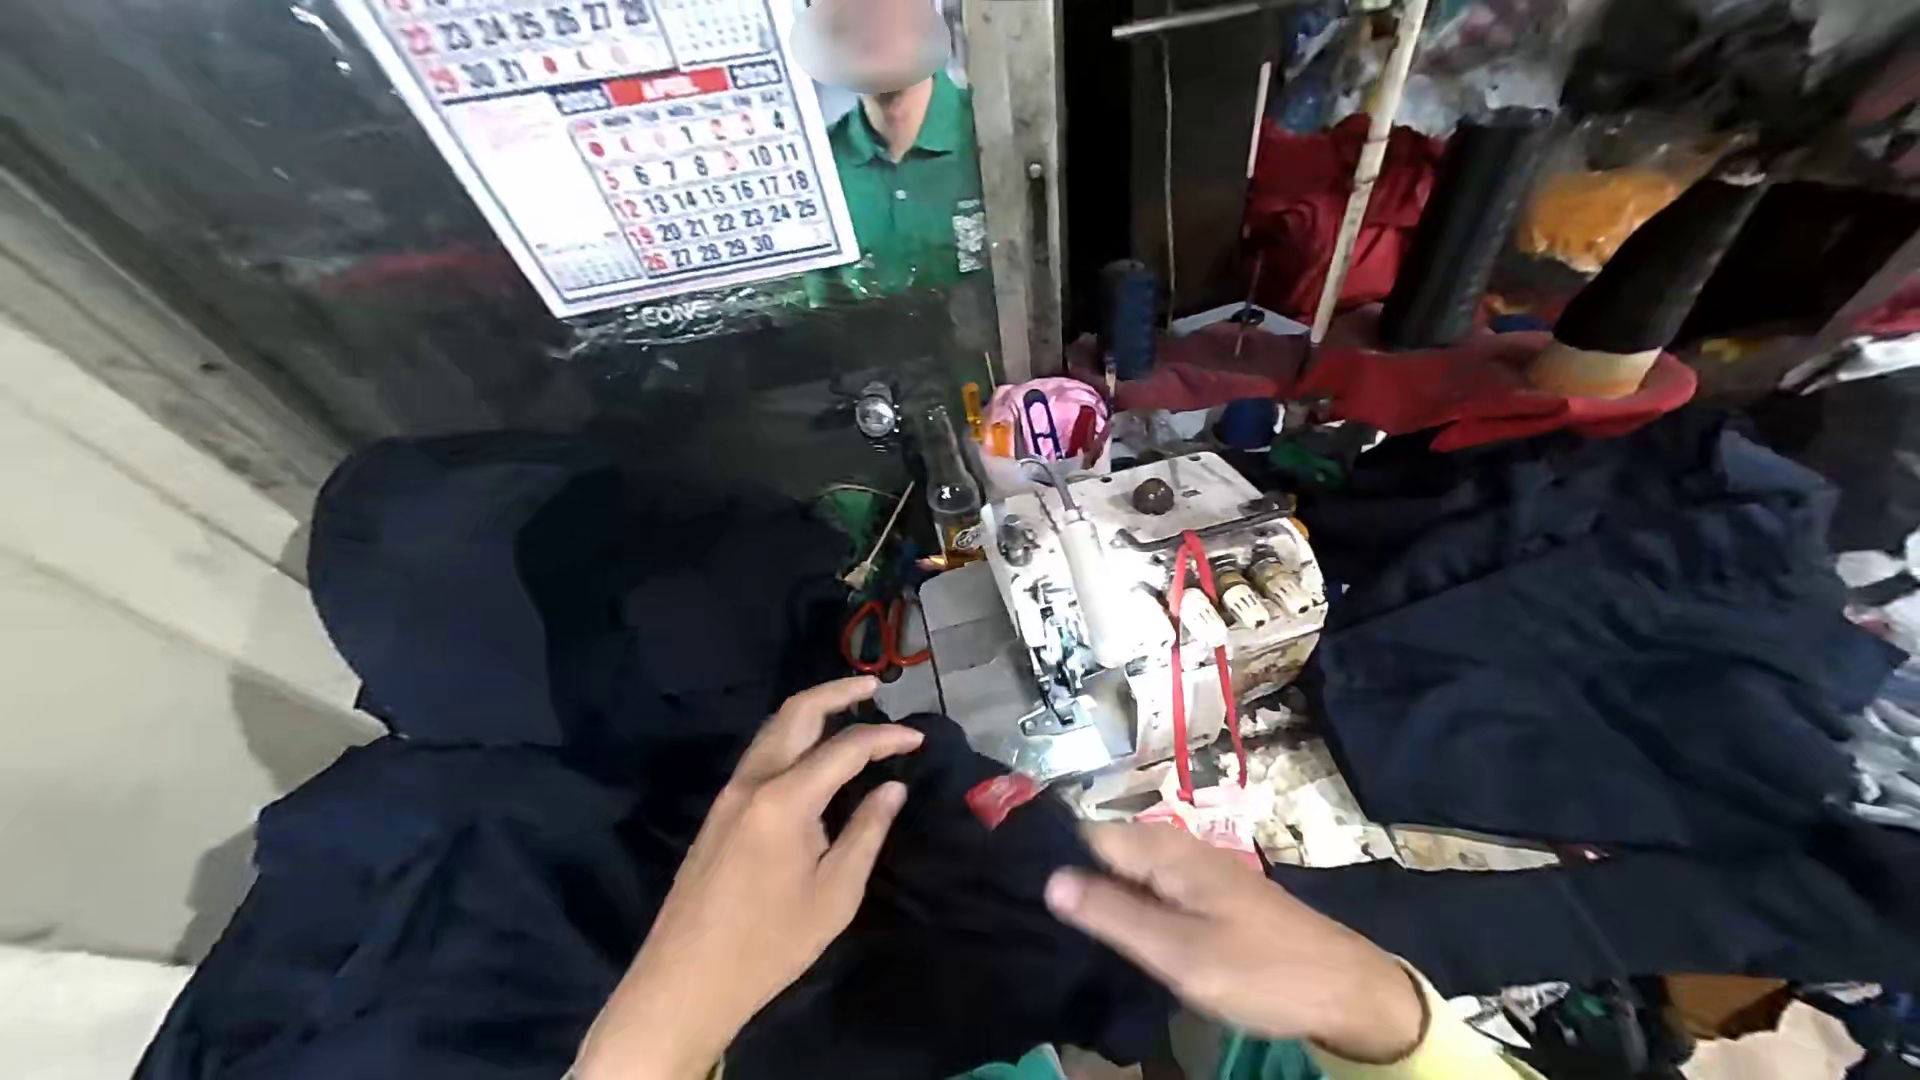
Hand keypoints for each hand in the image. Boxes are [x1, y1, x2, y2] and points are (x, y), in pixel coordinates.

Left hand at [575, 676, 922, 1079]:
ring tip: (849, 707)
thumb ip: (867, 831)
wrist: (683, 985)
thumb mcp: (835, 894)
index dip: (885, 737)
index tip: (916, 739)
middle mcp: (753, 780)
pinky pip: (763, 751)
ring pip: (774, 727)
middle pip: (796, 711)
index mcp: (785, 799)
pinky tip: (815, 750)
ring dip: (813, 709)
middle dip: (837, 691)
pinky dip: (794, 735)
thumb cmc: (769, 944)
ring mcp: (731, 792)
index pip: (845, 748)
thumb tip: (893, 788)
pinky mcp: (721, 808)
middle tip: (874, 686)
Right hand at [1044, 823, 1425, 1063]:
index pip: (1083, 835)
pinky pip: (1144, 882)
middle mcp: (1168, 843)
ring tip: (1064, 929)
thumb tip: (1049, 880)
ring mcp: (1185, 862)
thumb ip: (1113, 914)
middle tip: (1039, 921)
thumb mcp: (1179, 952)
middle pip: (1100, 848)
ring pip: (1121, 866)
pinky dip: (1124, 900)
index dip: (1052, 858)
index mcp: (1160, 848)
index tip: (1020, 891)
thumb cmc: (1259, 968)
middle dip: (1071, 876)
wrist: (1342, 987)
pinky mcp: (1198, 885)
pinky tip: (1111, 931)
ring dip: (1095, 891)